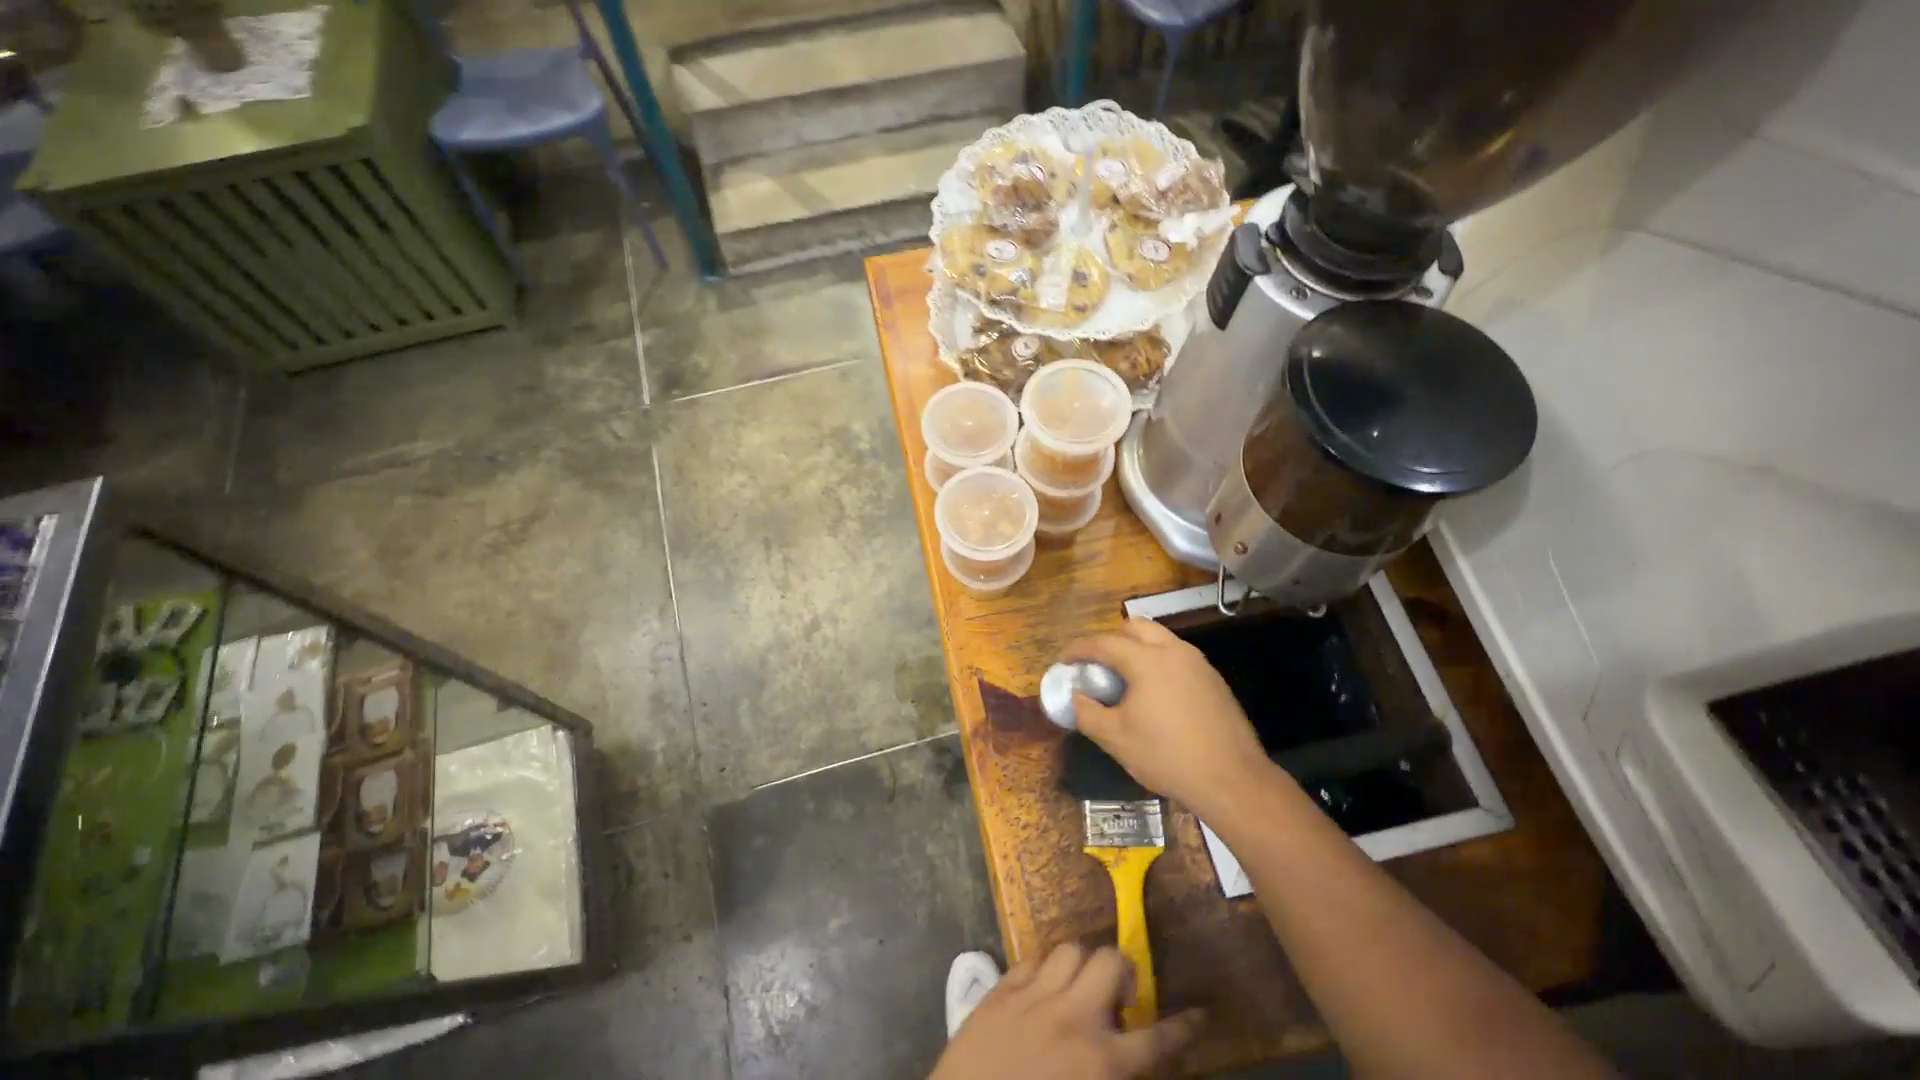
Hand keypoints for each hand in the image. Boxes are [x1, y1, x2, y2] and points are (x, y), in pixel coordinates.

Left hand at [930, 943, 1197, 1079]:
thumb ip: (1113, 1071)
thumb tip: (1127, 1057)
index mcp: (1102, 1061)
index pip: (1159, 1040)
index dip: (1185, 1028)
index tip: (1199, 1016)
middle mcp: (1073, 1018)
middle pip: (1111, 962)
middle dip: (1122, 972)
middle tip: (1117, 996)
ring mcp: (1033, 998)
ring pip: (1070, 950)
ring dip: (1081, 966)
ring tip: (1077, 988)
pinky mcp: (999, 992)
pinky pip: (1030, 960)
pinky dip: (1041, 971)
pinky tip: (1039, 991)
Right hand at [1063, 619, 1272, 815]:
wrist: (1231, 779)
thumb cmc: (1167, 756)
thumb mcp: (1116, 739)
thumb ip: (1087, 713)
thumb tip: (1077, 698)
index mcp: (1147, 660)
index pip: (1103, 643)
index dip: (1078, 649)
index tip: (1063, 660)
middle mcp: (1174, 651)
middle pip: (1136, 628)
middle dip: (1111, 640)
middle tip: (1097, 665)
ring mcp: (1199, 664)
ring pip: (1161, 640)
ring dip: (1138, 650)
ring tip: (1124, 680)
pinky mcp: (1214, 681)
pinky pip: (1179, 659)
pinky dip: (1159, 665)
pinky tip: (1155, 697)